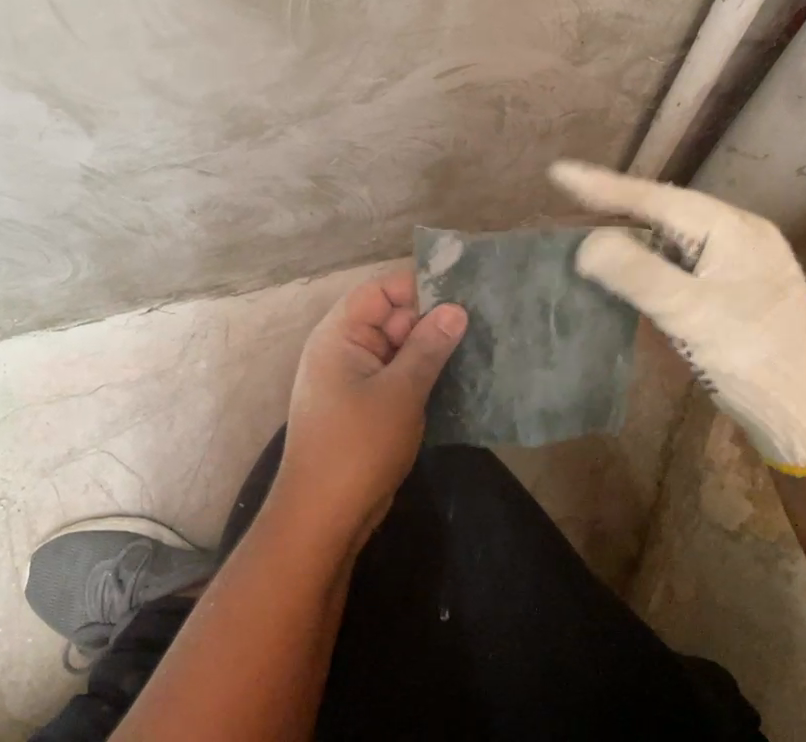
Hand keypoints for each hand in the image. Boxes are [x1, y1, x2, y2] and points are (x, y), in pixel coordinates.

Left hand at [272, 269, 467, 547]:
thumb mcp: (401, 392)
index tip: (464, 294)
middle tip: (482, 325)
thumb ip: (429, 346)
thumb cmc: (358, 446)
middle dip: (432, 320)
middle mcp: (342, 350)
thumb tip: (456, 309)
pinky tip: (459, 382)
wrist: (323, 517)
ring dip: (431, 351)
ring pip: (398, 349)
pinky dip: (422, 377)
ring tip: (478, 350)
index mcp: (339, 335)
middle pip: (391, 317)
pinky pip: (396, 377)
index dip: (419, 288)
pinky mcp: (364, 407)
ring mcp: (352, 380)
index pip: (380, 290)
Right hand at [549, 160, 805, 475]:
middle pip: (669, 213)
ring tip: (592, 230)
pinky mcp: (741, 294)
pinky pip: (687, 264)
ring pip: (678, 239)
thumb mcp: (691, 315)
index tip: (559, 173)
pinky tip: (634, 273)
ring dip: (636, 236)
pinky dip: (654, 264)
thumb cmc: (755, 361)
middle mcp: (742, 237)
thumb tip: (586, 244)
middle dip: (619, 207)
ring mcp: (744, 266)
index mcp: (734, 230)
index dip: (605, 187)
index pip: (658, 199)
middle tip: (570, 199)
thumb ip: (638, 274)